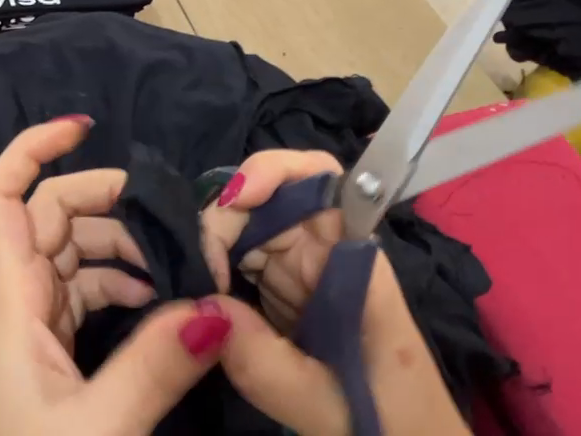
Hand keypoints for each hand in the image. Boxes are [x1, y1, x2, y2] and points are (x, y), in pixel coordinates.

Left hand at [0, 116, 234, 435]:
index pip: (1, 192)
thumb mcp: (97, 428)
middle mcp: (14, 297)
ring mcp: (28, 326)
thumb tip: (220, 309)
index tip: (84, 126)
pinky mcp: (43, 356)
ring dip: (122, 252)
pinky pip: (81, 297)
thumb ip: (156, 368)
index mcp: (8, 296)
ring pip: (71, 256)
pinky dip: (120, 291)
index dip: (33, 147)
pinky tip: (160, 311)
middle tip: (172, 218)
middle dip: (107, 203)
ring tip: (181, 271)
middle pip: (50, 216)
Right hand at [198, 150, 469, 435]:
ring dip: (209, 242)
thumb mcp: (324, 405)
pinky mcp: (275, 284)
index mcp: (349, 260)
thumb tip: (201, 309)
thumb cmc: (388, 423)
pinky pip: (233, 253)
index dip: (273, 171)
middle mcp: (321, 247)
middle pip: (263, 196)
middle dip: (222, 217)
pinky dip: (208, 264)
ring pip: (241, 222)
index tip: (236, 199)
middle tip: (199, 269)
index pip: (318, 179)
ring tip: (193, 283)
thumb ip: (264, 363)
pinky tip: (196, 290)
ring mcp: (295, 263)